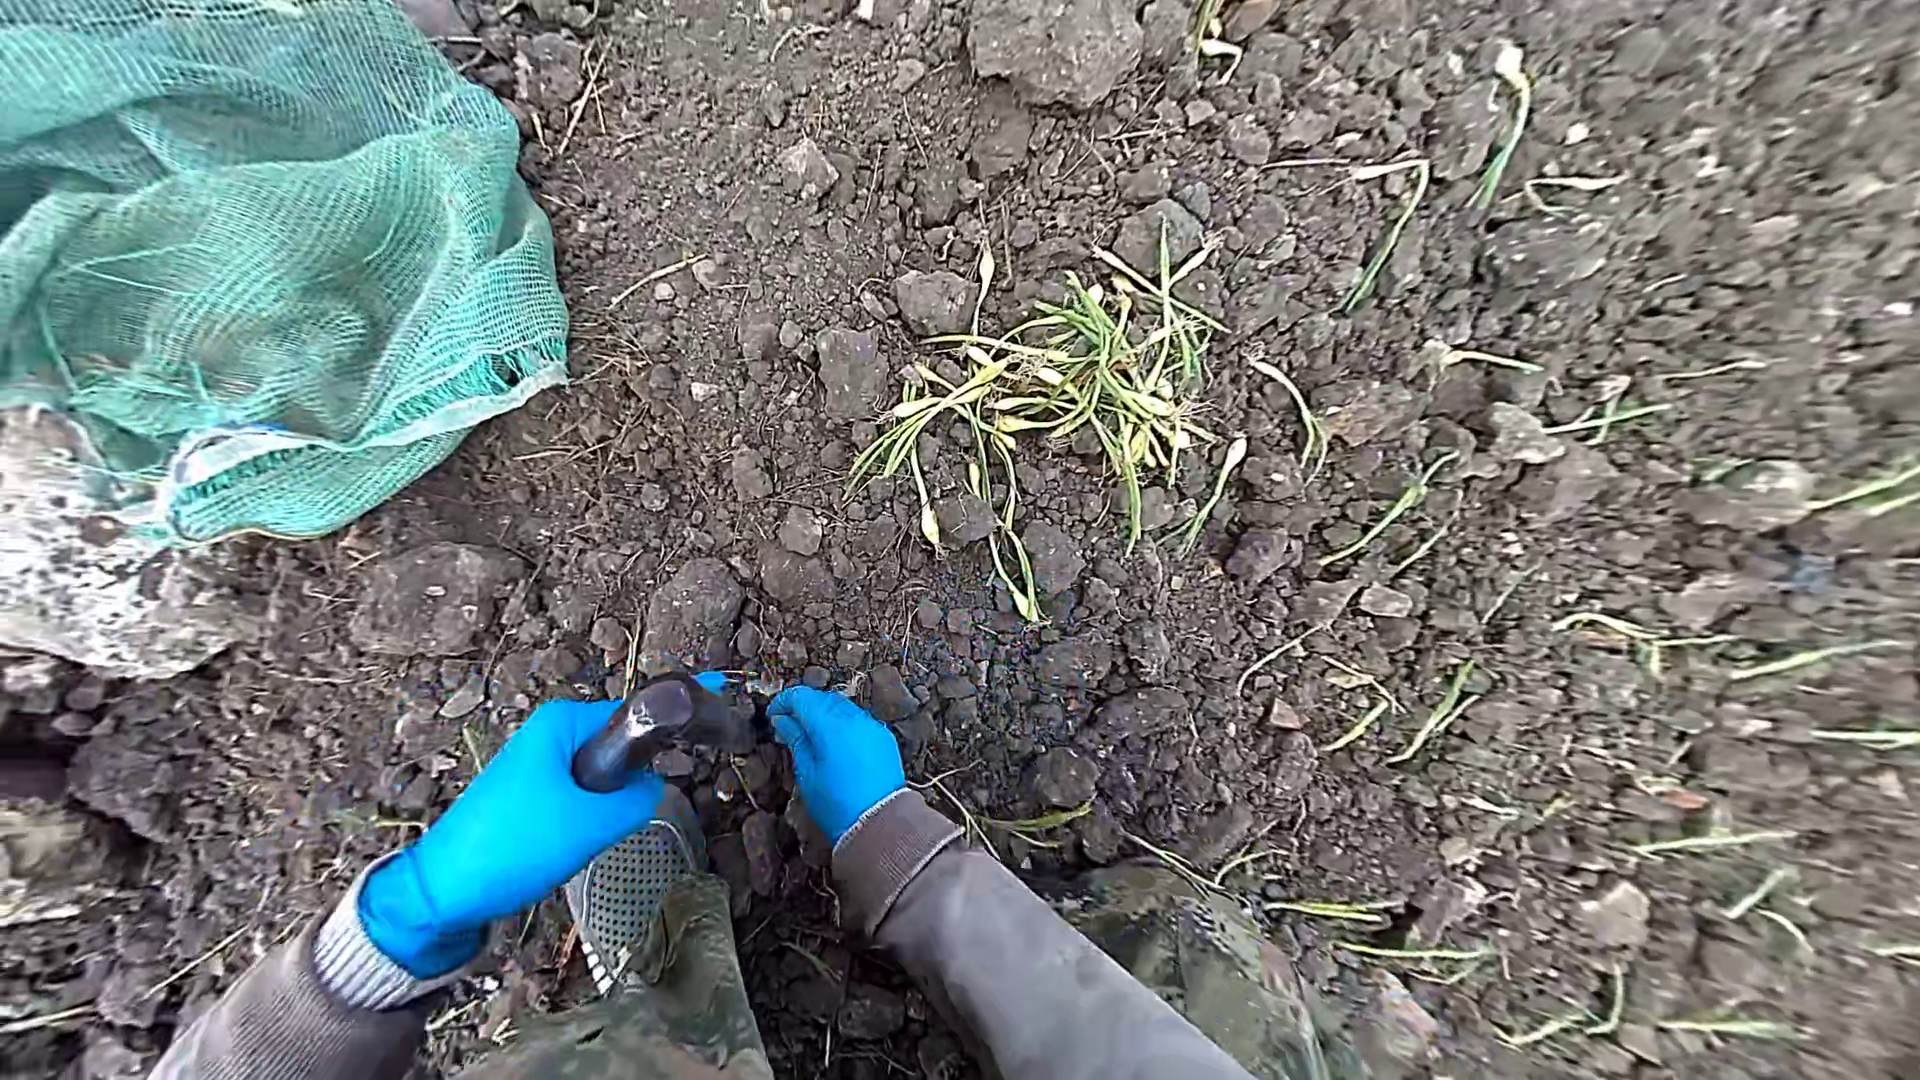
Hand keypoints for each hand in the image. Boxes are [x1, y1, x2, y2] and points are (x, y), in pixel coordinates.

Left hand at [359, 673, 724, 976]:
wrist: (435, 899)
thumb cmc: (514, 847)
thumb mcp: (592, 823)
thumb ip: (641, 798)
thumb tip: (654, 788)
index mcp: (563, 722)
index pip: (638, 708)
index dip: (681, 709)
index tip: (722, 695)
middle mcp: (552, 730)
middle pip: (624, 737)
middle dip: (647, 761)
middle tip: (678, 776)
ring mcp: (540, 760)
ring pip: (605, 766)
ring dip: (621, 788)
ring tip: (628, 814)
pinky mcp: (533, 789)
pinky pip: (585, 784)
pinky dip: (602, 799)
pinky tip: (605, 824)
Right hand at [769, 685, 905, 844]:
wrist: (879, 821)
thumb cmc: (837, 803)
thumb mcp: (807, 772)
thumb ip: (795, 739)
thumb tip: (782, 720)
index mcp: (831, 725)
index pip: (803, 697)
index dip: (784, 702)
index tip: (773, 715)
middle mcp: (854, 718)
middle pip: (823, 698)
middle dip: (804, 706)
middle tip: (788, 725)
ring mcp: (872, 725)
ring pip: (842, 706)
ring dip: (824, 713)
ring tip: (810, 735)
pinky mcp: (883, 736)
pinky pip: (858, 719)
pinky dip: (843, 723)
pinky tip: (834, 742)